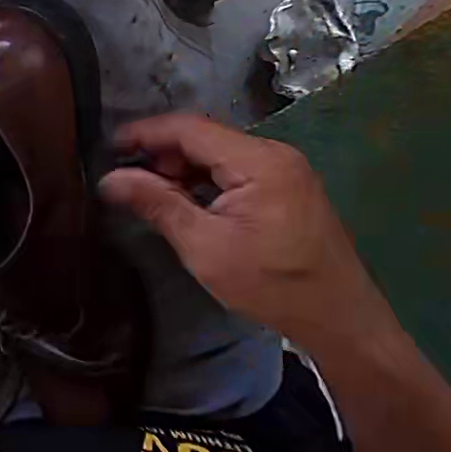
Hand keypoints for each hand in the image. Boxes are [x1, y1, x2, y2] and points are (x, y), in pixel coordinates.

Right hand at [97, 114, 399, 354]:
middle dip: (160, 152)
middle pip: (203, 136)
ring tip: (148, 190)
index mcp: (259, 162)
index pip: (189, 129)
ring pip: (216, 152)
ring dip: (180, 166)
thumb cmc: (271, 285)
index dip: (145, 133)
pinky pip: (233, 168)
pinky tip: (183, 198)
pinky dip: (202, 177)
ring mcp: (284, 169)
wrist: (342, 322)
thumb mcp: (204, 246)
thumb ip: (156, 203)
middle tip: (126, 176)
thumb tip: (109, 179)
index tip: (108, 146)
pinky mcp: (286, 186)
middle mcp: (274, 154)